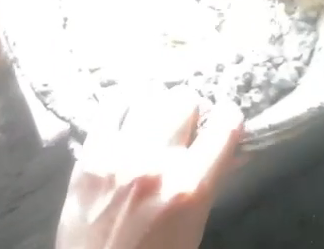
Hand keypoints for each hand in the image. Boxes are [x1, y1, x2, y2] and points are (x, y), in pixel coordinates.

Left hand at [56, 88, 244, 248]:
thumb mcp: (194, 225)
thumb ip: (210, 180)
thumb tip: (232, 147)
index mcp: (189, 187)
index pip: (226, 124)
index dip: (228, 121)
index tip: (223, 126)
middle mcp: (156, 163)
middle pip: (185, 100)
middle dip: (191, 114)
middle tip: (185, 131)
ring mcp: (119, 154)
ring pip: (152, 96)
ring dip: (159, 109)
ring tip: (155, 125)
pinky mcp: (91, 154)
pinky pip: (112, 104)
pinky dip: (126, 105)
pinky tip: (129, 118)